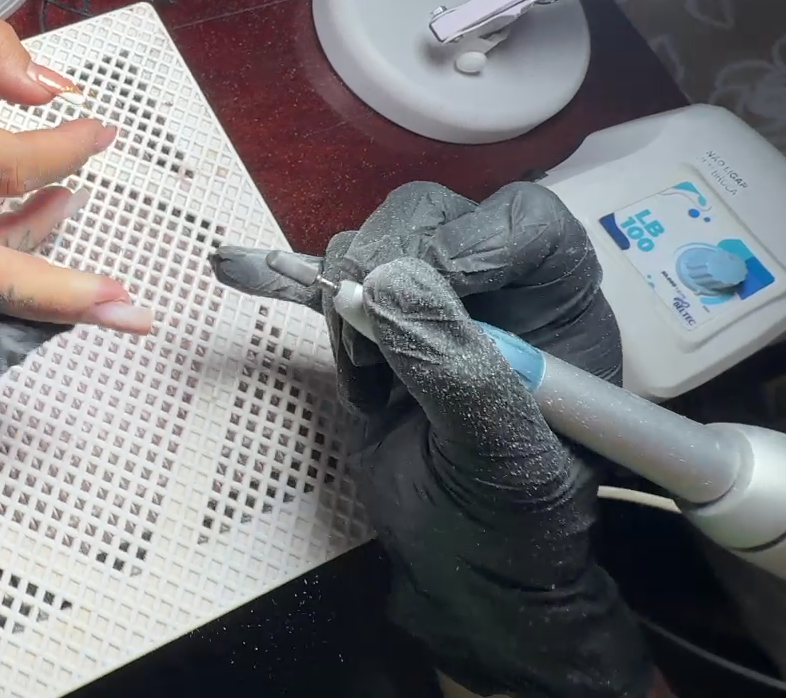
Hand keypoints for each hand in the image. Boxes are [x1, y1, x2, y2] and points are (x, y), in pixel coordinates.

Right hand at [211, 183, 653, 697]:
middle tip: (369, 346)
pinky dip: (274, 275)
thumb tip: (383, 284)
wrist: (459, 565)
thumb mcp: (502, 461)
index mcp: (555, 313)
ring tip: (361, 378)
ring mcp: (420, 303)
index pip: (519, 227)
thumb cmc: (506, 525)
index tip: (419, 294)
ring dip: (339, 305)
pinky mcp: (364, 323)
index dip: (466, 242)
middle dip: (385, 272)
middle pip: (428, 219)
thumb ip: (458, 371)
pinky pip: (315, 280)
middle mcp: (490, 291)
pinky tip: (230, 265)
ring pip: (365, 249)